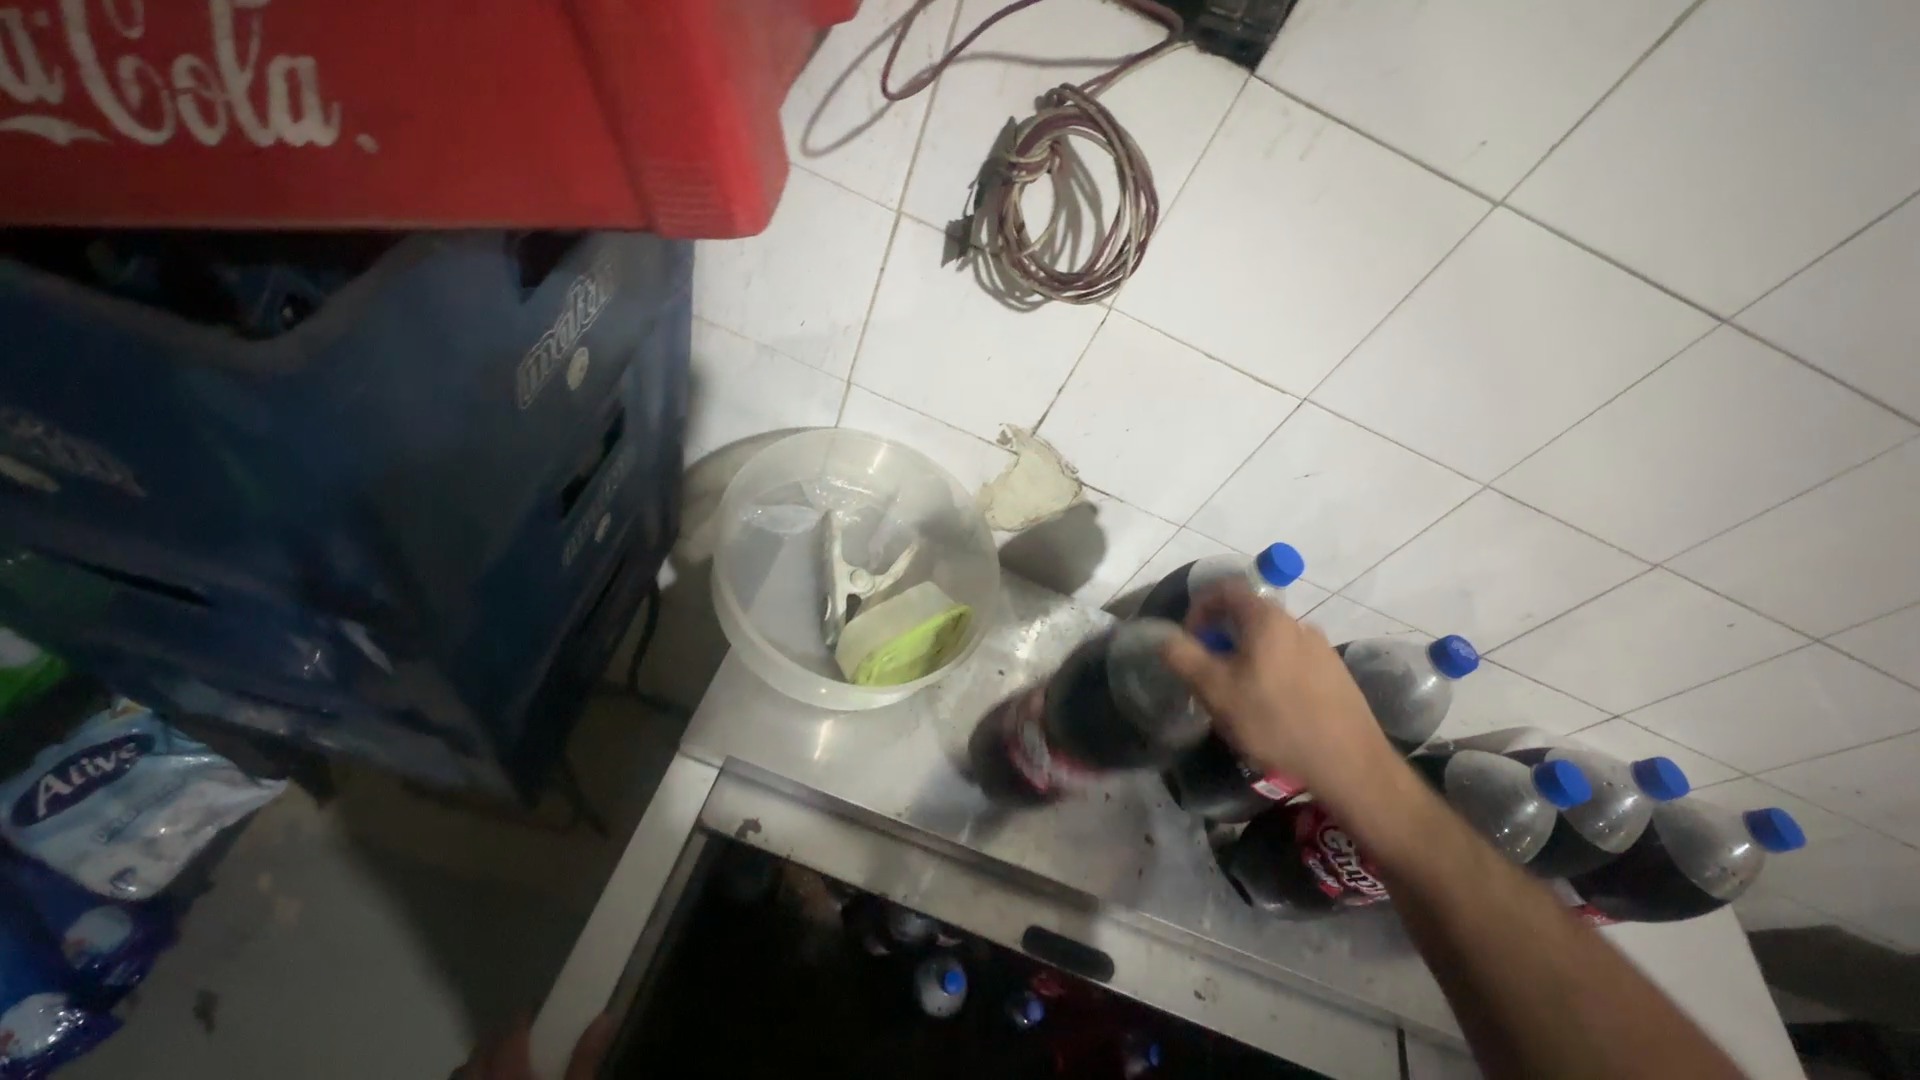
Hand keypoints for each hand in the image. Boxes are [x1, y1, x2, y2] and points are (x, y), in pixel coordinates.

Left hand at [458, 1013, 613, 1079]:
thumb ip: (586, 1060)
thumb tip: (603, 1017)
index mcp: (511, 1077)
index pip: (510, 1032)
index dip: (523, 1015)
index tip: (540, 1008)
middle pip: (481, 1051)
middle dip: (500, 1037)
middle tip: (528, 1035)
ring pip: (462, 1075)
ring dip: (480, 1062)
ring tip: (504, 1065)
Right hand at [1160, 584, 1398, 810]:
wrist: (1349, 763)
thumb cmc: (1274, 721)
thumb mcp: (1216, 691)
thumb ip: (1184, 657)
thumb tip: (1163, 636)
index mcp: (1267, 619)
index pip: (1226, 589)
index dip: (1199, 608)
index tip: (1189, 641)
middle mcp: (1298, 624)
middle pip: (1248, 617)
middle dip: (1222, 640)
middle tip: (1209, 676)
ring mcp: (1321, 649)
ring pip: (1270, 642)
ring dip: (1247, 659)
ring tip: (1240, 699)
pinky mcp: (1335, 674)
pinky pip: (1292, 662)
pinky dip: (1272, 674)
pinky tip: (1273, 711)